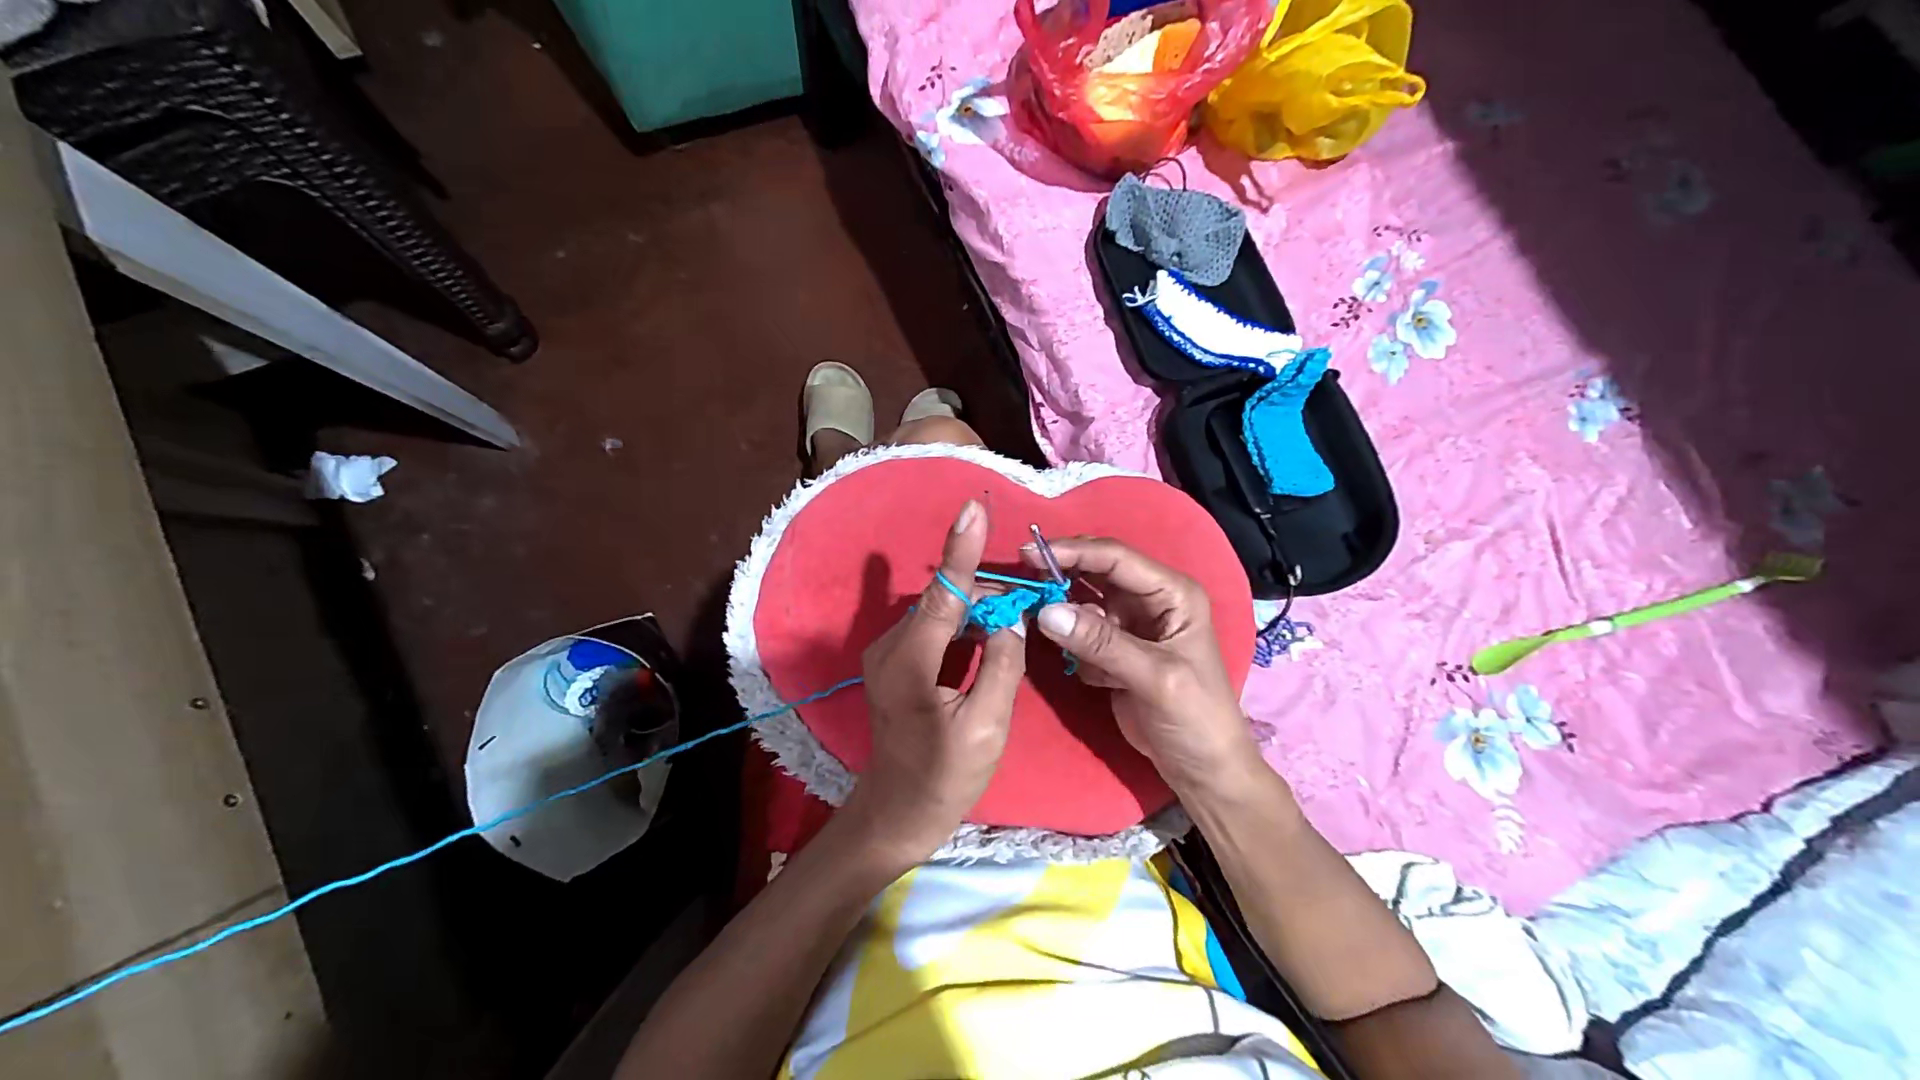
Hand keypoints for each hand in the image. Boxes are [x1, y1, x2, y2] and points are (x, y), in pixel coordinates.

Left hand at [845, 499, 1025, 862]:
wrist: (897, 809)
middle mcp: (890, 647)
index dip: (960, 550)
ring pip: (939, 611)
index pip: (942, 595)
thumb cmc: (945, 775)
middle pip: (944, 599)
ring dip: (974, 612)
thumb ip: (1002, 664)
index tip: (972, 509)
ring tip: (1008, 631)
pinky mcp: (892, 660)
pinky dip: (961, 626)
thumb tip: (1011, 619)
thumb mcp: (986, 724)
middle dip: (984, 596)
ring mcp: (886, 652)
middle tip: (1021, 615)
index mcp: (910, 662)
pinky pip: (932, 627)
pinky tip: (984, 639)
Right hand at [1024, 537, 1260, 793]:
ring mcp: (1130, 625)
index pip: (1116, 558)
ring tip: (1037, 624)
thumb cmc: (1195, 718)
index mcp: (1172, 594)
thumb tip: (1046, 611)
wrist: (1203, 770)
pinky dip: (1070, 644)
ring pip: (1083, 602)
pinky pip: (1080, 633)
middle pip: (1096, 573)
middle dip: (1060, 575)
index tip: (1028, 554)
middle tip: (1021, 579)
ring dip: (1061, 612)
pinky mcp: (1114, 651)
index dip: (1072, 552)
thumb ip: (1102, 643)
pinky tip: (1087, 674)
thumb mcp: (1154, 678)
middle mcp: (1150, 601)